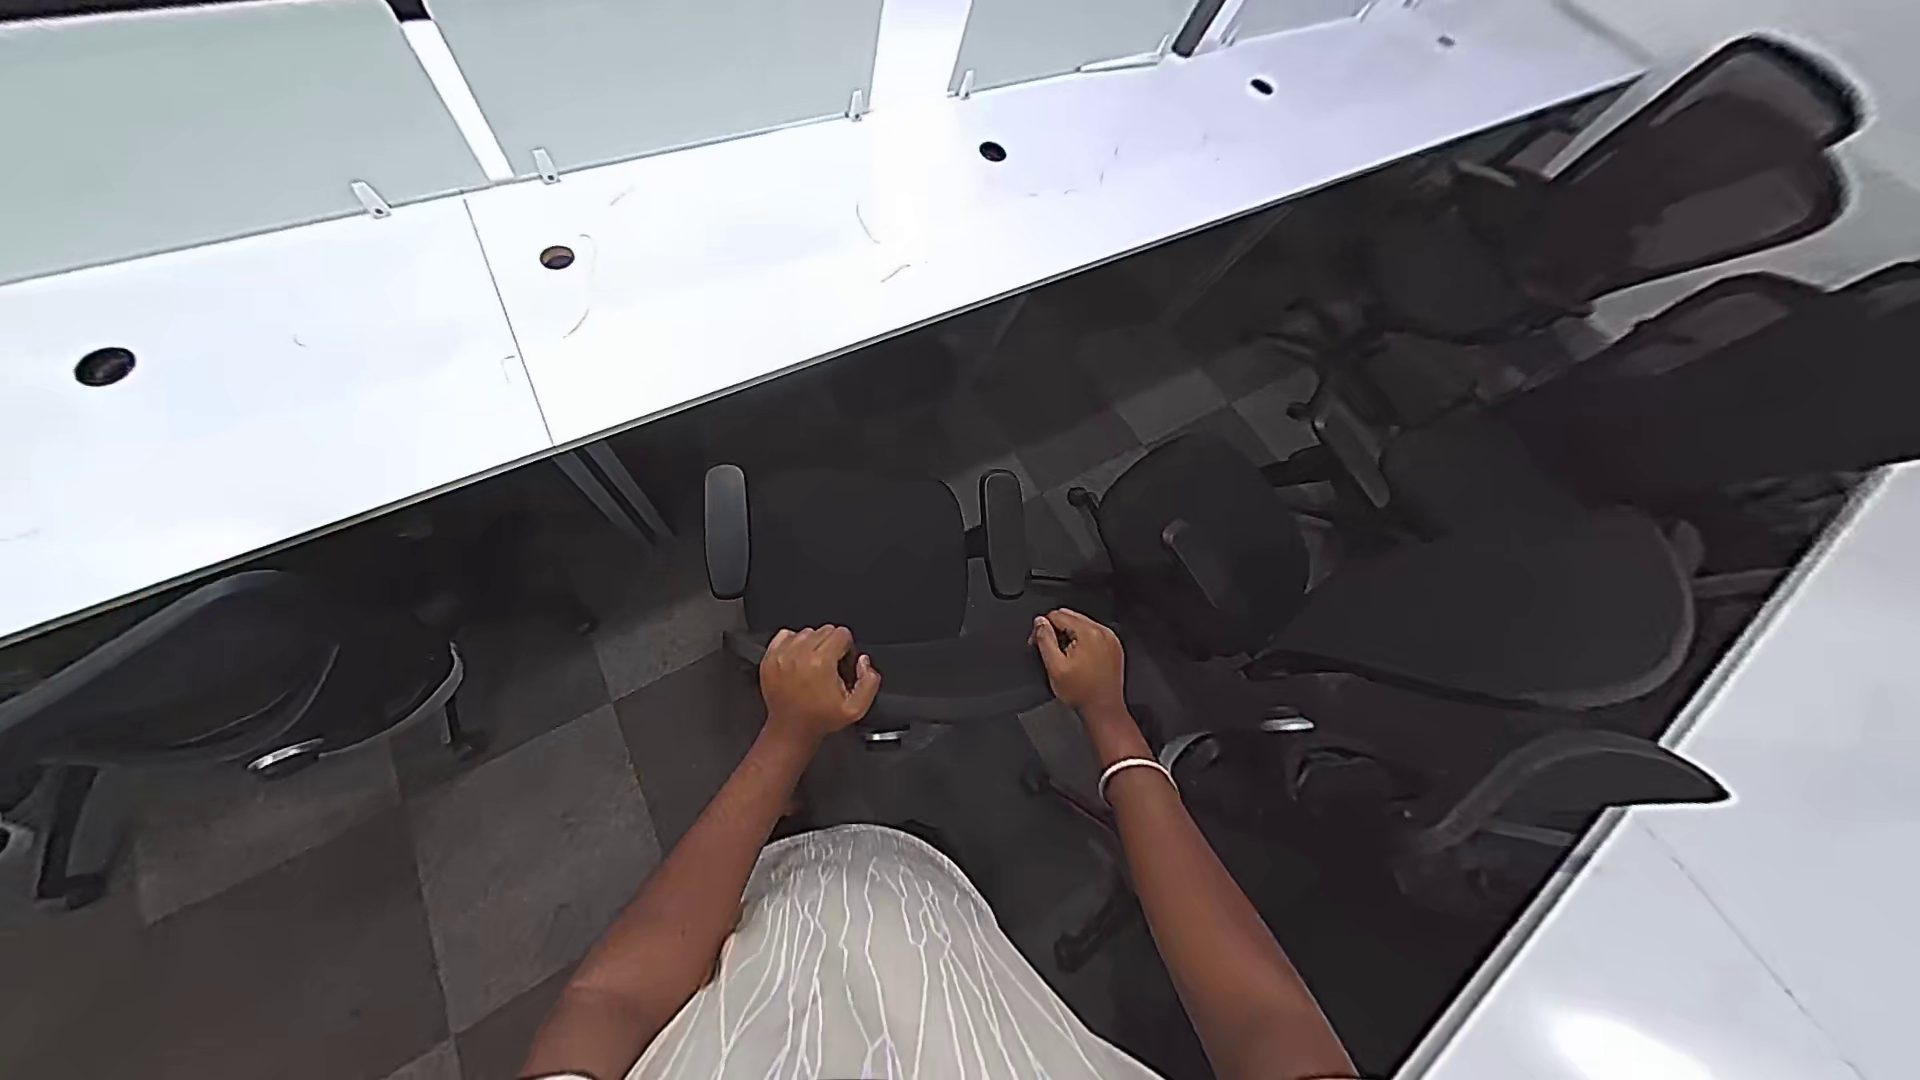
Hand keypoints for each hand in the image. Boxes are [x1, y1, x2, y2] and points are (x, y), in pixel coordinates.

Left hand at [759, 626, 880, 745]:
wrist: (791, 729)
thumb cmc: (820, 718)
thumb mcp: (856, 708)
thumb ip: (869, 682)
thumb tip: (863, 661)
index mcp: (821, 663)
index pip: (841, 633)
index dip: (846, 646)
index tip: (842, 660)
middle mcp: (799, 655)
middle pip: (824, 630)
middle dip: (830, 644)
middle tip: (828, 665)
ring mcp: (782, 656)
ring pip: (805, 632)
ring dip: (812, 643)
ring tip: (813, 664)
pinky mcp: (769, 658)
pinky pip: (785, 635)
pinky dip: (793, 643)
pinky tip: (798, 659)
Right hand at [1031, 608, 1125, 716]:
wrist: (1103, 710)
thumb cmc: (1082, 693)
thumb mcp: (1054, 666)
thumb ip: (1045, 639)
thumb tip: (1040, 622)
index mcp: (1089, 633)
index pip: (1058, 615)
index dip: (1043, 627)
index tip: (1037, 642)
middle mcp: (1102, 632)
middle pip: (1070, 616)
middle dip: (1056, 629)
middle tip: (1050, 650)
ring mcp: (1110, 639)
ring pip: (1081, 624)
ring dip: (1069, 635)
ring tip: (1065, 656)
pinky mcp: (1113, 647)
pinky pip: (1093, 634)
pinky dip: (1082, 641)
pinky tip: (1077, 658)